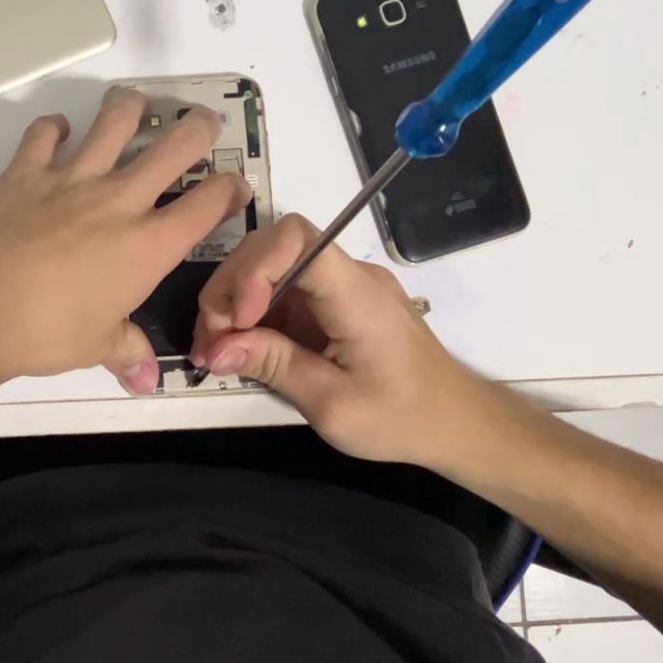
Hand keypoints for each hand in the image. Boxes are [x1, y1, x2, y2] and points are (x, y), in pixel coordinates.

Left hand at [0, 86, 249, 393]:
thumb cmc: (44, 333)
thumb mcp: (94, 347)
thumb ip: (126, 351)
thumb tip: (147, 381)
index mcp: (147, 246)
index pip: (207, 205)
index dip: (230, 191)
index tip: (234, 188)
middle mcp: (118, 201)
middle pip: (174, 148)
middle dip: (197, 130)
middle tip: (203, 122)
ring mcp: (70, 179)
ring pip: (114, 122)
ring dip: (130, 107)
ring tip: (136, 103)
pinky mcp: (24, 171)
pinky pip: (44, 133)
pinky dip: (53, 126)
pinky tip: (57, 128)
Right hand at [190, 214, 511, 469]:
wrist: (454, 424)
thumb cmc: (401, 418)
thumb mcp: (332, 404)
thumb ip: (274, 366)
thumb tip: (216, 349)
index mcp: (357, 296)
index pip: (298, 239)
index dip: (254, 268)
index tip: (237, 318)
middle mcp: (348, 277)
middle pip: (272, 249)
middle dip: (230, 289)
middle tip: (208, 341)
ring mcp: (339, 288)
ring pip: (268, 270)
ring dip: (232, 305)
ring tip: (212, 351)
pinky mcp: (330, 304)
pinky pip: (280, 295)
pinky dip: (249, 318)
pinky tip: (232, 349)